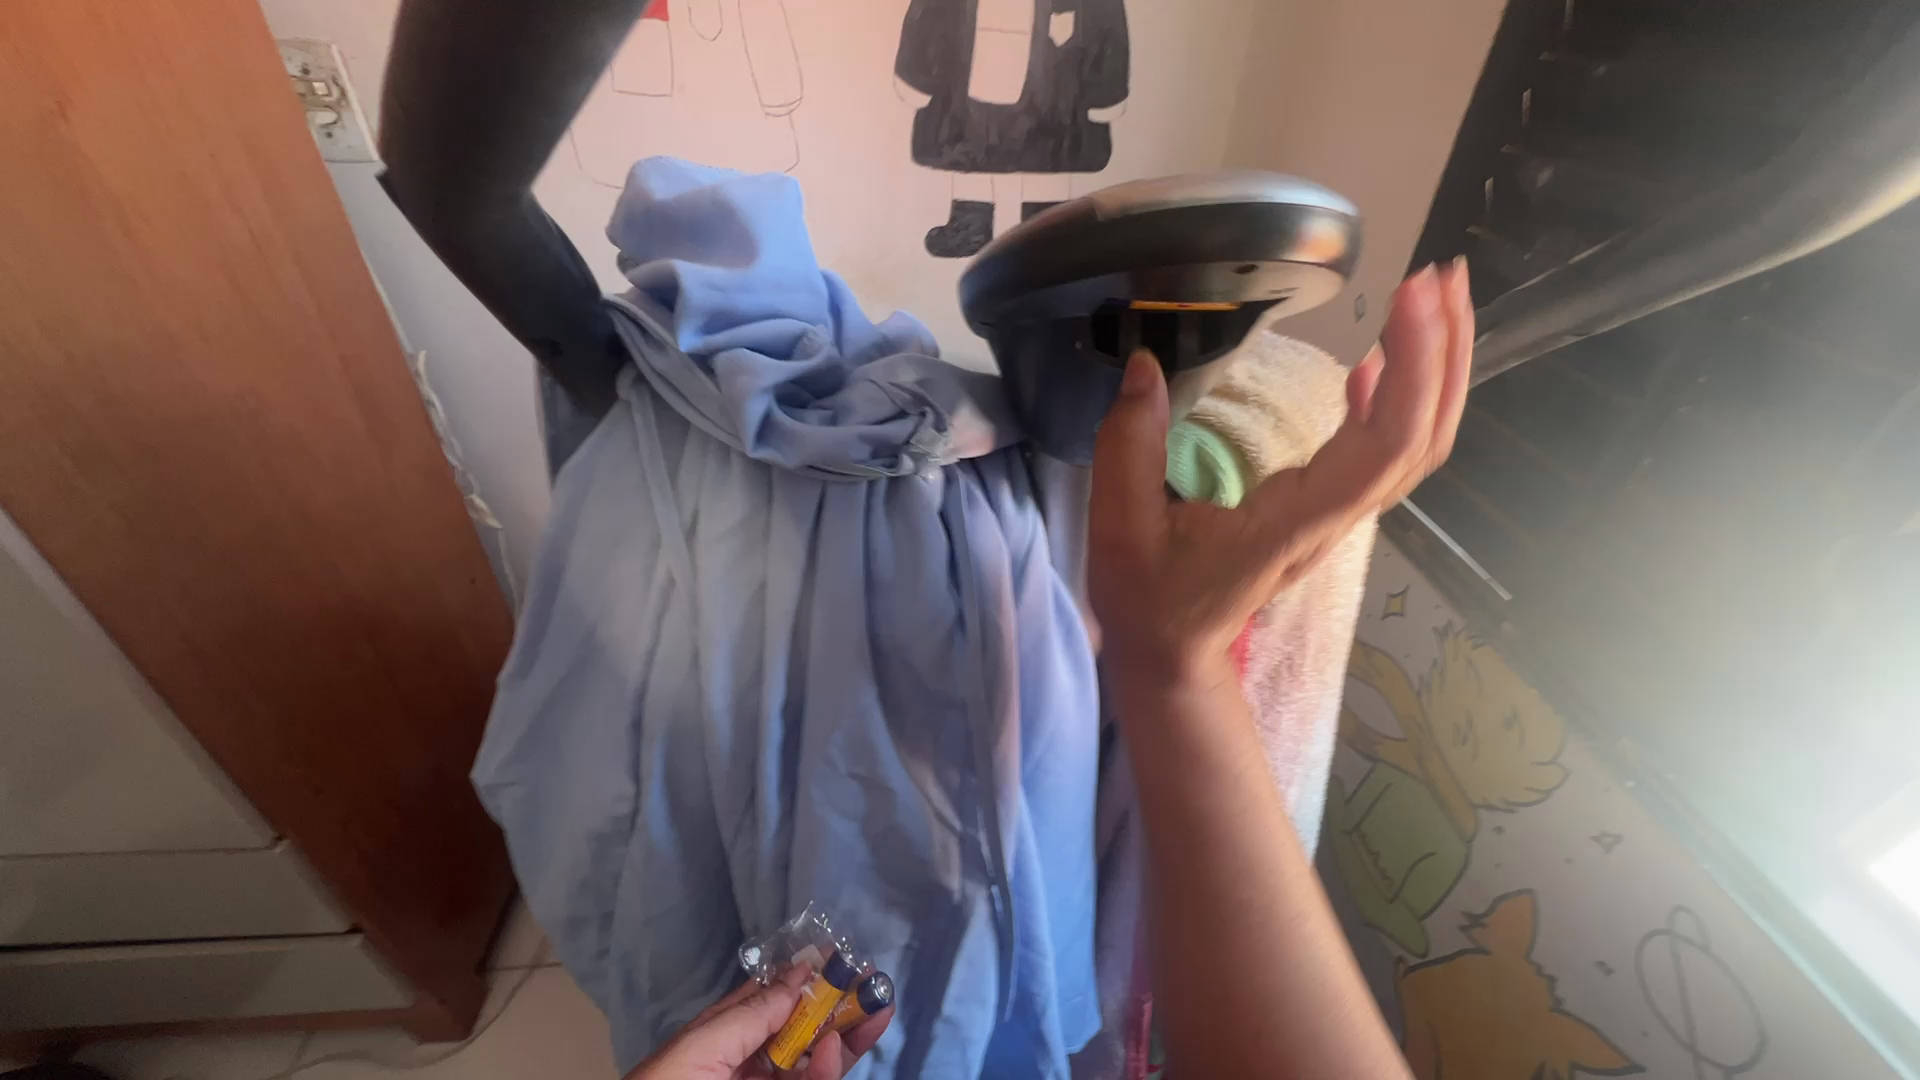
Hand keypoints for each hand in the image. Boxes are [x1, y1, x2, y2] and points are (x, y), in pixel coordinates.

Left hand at [626, 965, 893, 1079]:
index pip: (773, 997)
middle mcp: (750, 1063)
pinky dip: (828, 1070)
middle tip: (877, 985)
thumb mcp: (699, 1047)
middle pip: (804, 1028)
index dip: (808, 977)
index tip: (843, 958)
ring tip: (874, 1009)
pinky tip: (838, 1049)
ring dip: (848, 1035)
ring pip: (816, 1062)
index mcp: (724, 1036)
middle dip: (841, 1005)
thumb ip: (751, 1013)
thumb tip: (799, 972)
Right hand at [1088, 261, 1472, 693]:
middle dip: (1444, 351)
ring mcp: (1334, 517)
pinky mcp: (1322, 511)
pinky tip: (1375, 363)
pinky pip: (1383, 454)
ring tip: (1430, 300)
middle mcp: (1332, 518)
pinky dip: (1399, 400)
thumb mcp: (1120, 527)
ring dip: (1435, 371)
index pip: (1382, 446)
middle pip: (1423, 438)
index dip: (1411, 369)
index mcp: (1294, 522)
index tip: (1408, 296)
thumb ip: (1129, 446)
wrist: (1171, 652)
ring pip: (1415, 446)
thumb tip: (1147, 366)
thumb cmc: (1148, 599)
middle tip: (1439, 275)